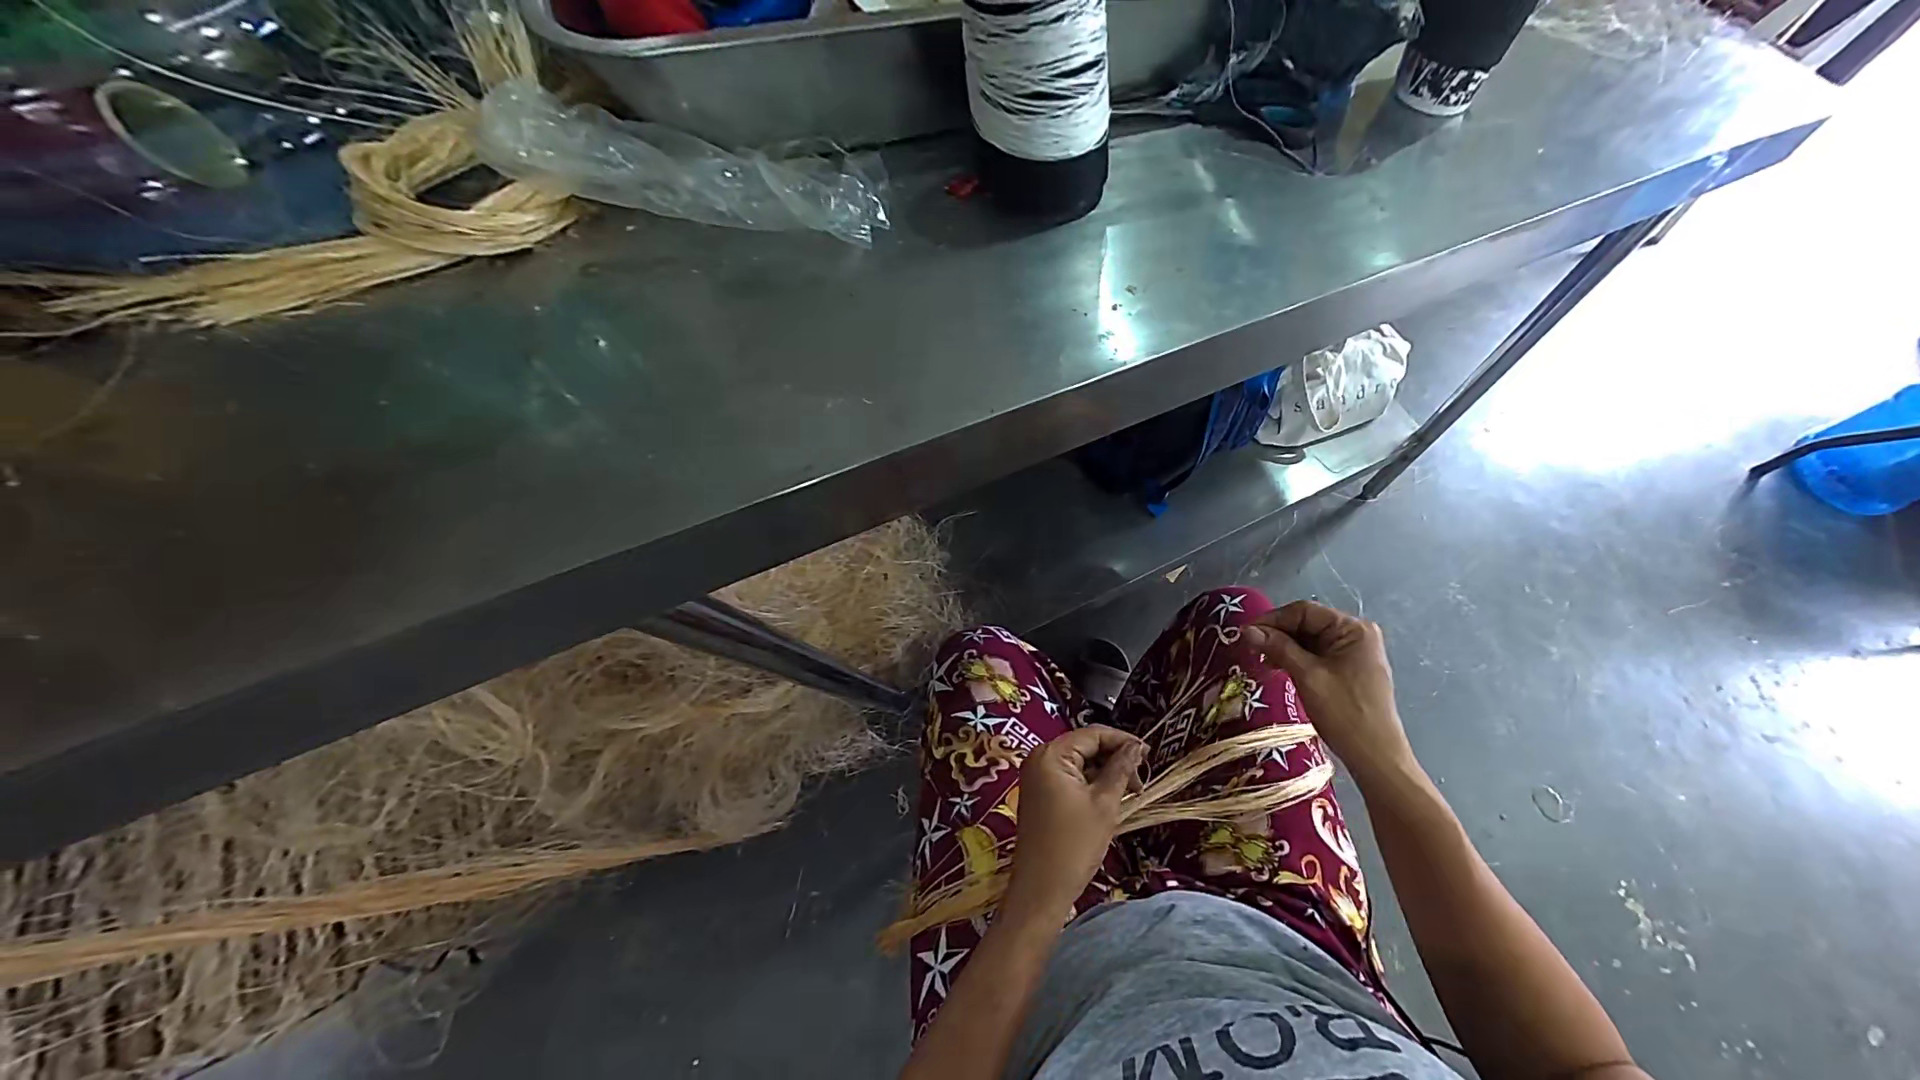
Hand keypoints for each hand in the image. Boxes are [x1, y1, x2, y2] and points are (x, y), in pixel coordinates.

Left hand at [1005, 725, 1143, 917]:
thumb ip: (1121, 768)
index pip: (1092, 733)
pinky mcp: (1039, 793)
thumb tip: (1136, 746)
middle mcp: (1039, 758)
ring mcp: (1036, 776)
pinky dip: (1091, 783)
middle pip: (1085, 745)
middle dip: (1115, 758)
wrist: (1041, 889)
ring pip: (1079, 762)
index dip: (1123, 740)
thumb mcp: (1104, 803)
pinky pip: (1069, 776)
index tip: (1149, 754)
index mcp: (1051, 754)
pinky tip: (1110, 799)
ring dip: (1105, 772)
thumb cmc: (1074, 845)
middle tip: (1141, 781)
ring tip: (1130, 792)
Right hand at [1243, 600, 1416, 781]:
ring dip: (1282, 647)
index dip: (1271, 620)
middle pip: (1305, 623)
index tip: (1245, 633)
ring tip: (1259, 658)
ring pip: (1307, 640)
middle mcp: (1356, 634)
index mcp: (1353, 629)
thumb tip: (1247, 630)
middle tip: (1248, 647)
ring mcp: (1353, 652)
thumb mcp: (1307, 676)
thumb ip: (1278, 647)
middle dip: (1276, 634)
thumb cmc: (1345, 713)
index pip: (1304, 611)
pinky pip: (1314, 654)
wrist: (1375, 756)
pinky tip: (1276, 667)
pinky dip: (1294, 658)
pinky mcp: (1347, 669)